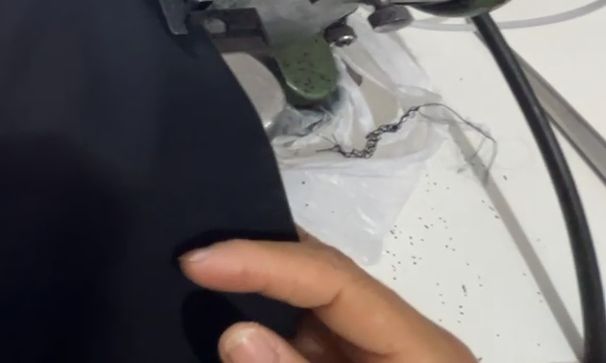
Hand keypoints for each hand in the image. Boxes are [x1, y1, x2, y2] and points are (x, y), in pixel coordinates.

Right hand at [181, 237, 475, 362]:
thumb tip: (233, 334)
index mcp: (420, 349)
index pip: (332, 277)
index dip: (261, 261)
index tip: (195, 262)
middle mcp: (394, 337)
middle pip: (315, 272)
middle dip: (250, 258)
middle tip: (185, 254)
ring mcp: (367, 354)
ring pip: (299, 296)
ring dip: (247, 288)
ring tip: (190, 274)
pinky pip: (293, 329)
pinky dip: (256, 322)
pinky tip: (216, 311)